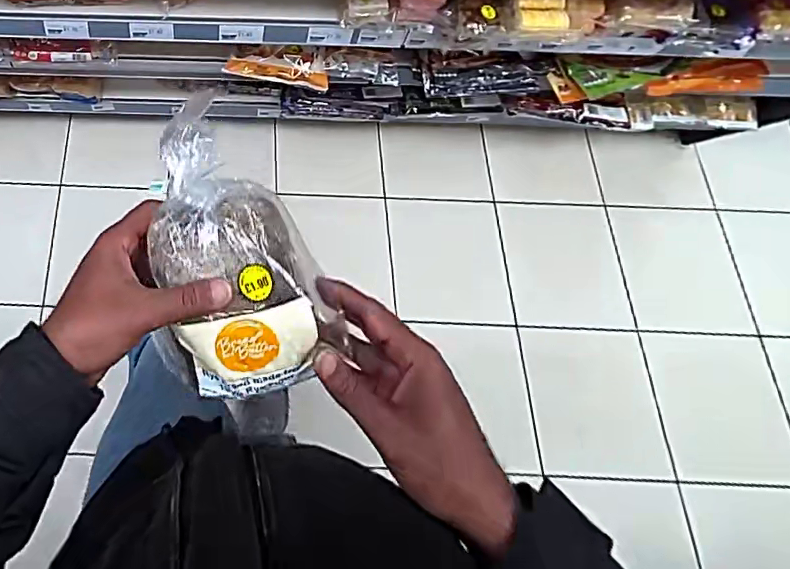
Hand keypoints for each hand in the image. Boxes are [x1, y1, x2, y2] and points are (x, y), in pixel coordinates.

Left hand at [43, 200, 231, 384]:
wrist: (62, 365)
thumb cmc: (87, 327)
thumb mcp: (143, 309)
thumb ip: (185, 300)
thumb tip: (220, 289)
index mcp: (115, 243)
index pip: (150, 211)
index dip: (176, 211)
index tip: (203, 217)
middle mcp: (115, 254)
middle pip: (154, 235)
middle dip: (182, 240)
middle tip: (211, 245)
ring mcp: (117, 275)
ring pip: (152, 260)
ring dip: (175, 265)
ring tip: (206, 268)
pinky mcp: (120, 297)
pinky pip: (149, 282)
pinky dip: (167, 285)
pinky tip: (188, 295)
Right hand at [313, 278, 516, 559]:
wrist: (477, 505)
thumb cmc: (450, 468)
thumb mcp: (388, 427)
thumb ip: (350, 391)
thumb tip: (323, 360)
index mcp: (418, 359)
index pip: (375, 315)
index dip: (345, 297)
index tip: (323, 285)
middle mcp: (417, 364)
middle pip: (373, 328)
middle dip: (341, 313)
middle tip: (312, 301)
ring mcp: (414, 381)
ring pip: (372, 352)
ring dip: (344, 343)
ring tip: (315, 332)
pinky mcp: (410, 398)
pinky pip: (376, 373)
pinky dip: (353, 368)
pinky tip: (334, 369)